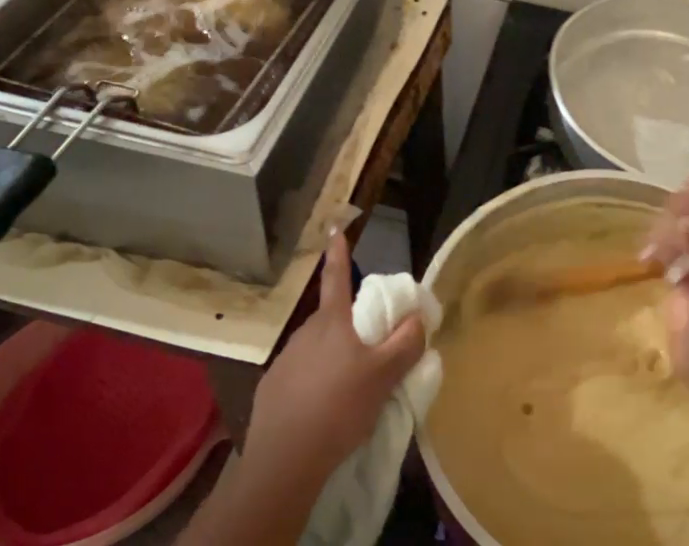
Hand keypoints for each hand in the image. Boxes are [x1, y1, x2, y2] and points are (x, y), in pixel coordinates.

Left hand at [245, 229, 427, 476]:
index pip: (338, 277)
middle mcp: (305, 334)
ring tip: (352, 387)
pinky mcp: (273, 391)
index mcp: (333, 323)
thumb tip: (416, 317)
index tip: (335, 227)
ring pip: (318, 349)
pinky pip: (303, 377)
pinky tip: (326, 408)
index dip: (339, 252)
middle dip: (352, 325)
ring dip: (335, 357)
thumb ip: (405, 342)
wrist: (285, 461)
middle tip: (373, 346)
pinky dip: (317, 384)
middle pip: (334, 319)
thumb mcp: (384, 376)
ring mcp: (285, 362)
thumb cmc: (339, 408)